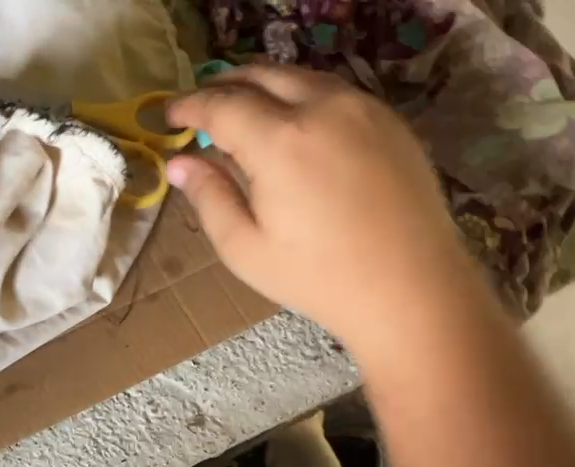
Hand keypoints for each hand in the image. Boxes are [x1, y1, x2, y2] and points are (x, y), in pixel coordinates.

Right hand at [165, 65, 494, 349]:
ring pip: (300, 77)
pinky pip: (332, 91)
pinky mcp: (387, 118)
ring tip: (240, 110)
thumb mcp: (244, 247)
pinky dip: (298, 96)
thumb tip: (179, 163)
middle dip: (223, 84)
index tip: (169, 114)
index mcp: (279, 142)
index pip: (222, 106)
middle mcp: (321, 108)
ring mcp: (361, 106)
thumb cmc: (314, 275)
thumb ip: (209, 197)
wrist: (406, 283)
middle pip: (262, 75)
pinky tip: (288, 123)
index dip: (190, 106)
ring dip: (263, 85)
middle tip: (199, 106)